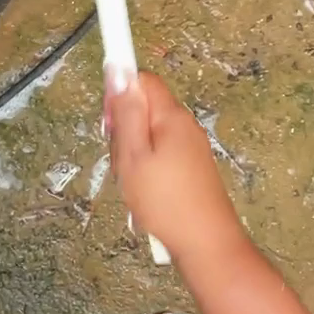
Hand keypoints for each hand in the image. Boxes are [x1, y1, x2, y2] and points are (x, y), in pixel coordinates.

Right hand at [106, 71, 246, 262]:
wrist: (204, 243)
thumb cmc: (164, 201)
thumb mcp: (134, 156)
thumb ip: (126, 113)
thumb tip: (118, 70)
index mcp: (171, 117)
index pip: (142, 81)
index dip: (119, 95)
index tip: (109, 125)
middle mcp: (184, 126)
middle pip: (144, 110)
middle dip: (123, 131)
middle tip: (120, 160)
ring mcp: (190, 148)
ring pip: (149, 136)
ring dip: (132, 154)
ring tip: (131, 181)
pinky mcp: (191, 168)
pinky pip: (159, 156)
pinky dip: (145, 169)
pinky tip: (144, 192)